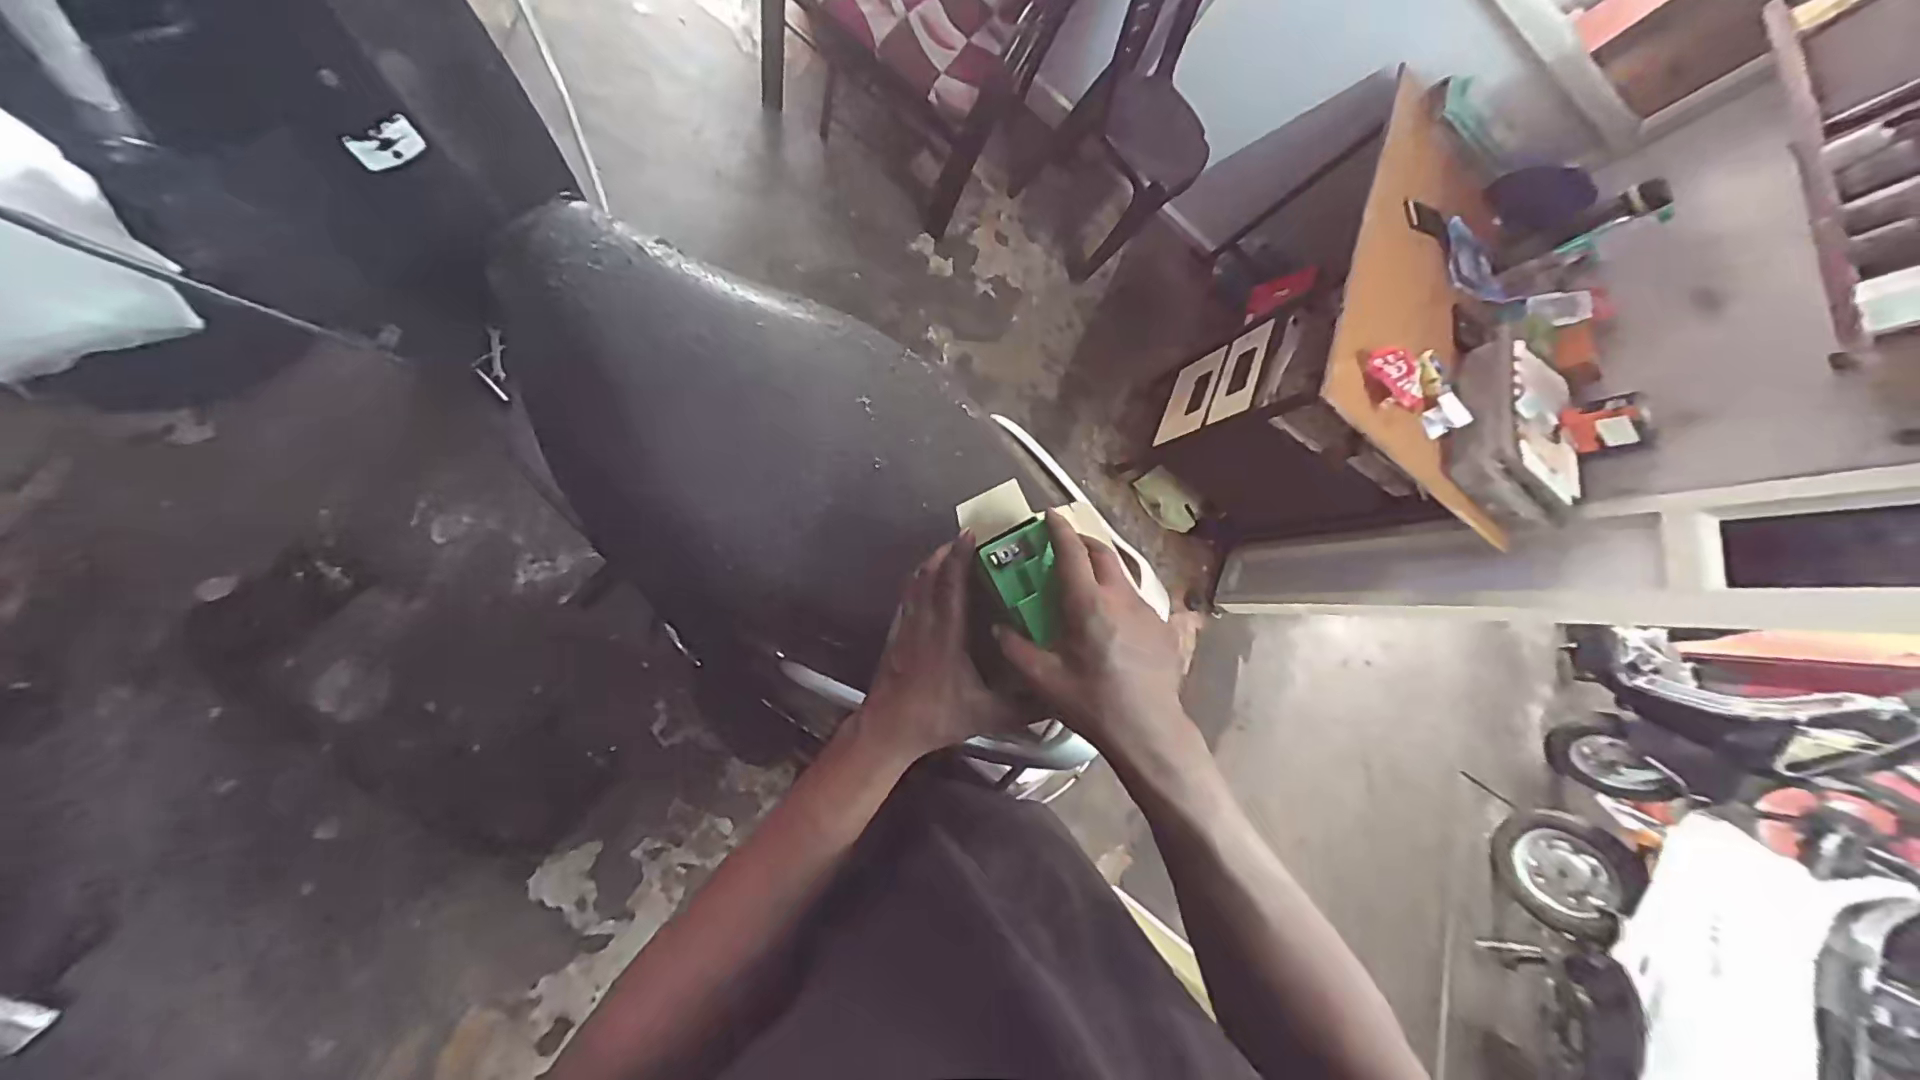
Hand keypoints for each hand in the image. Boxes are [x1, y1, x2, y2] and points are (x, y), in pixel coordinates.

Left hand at [849, 532, 1022, 764]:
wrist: (888, 728)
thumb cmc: (937, 717)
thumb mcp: (988, 715)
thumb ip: (1025, 706)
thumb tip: (1058, 699)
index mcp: (946, 634)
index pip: (951, 584)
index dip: (960, 556)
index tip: (971, 535)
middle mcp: (924, 623)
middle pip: (930, 575)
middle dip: (946, 552)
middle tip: (965, 540)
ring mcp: (905, 628)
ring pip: (915, 584)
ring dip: (931, 564)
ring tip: (948, 554)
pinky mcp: (895, 636)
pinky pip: (906, 598)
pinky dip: (917, 582)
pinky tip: (926, 584)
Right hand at [995, 511, 1193, 765]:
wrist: (1149, 729)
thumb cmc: (1093, 703)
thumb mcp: (1043, 679)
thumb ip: (1015, 648)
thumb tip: (998, 628)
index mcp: (1088, 604)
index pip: (1072, 552)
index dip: (1059, 529)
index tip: (1049, 515)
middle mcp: (1120, 598)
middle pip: (1103, 552)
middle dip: (1083, 541)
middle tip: (1065, 545)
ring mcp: (1146, 611)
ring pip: (1122, 575)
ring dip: (1102, 567)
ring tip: (1086, 580)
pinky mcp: (1162, 627)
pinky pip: (1135, 598)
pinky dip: (1117, 594)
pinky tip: (1110, 618)